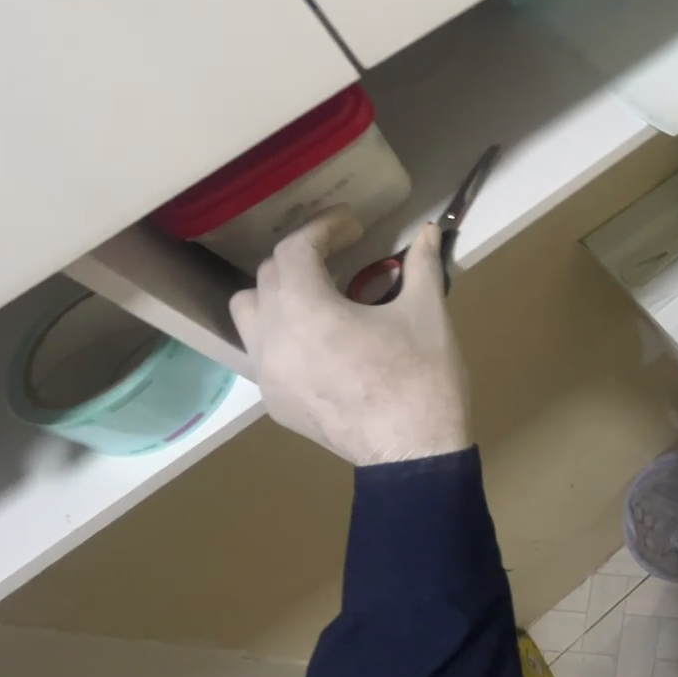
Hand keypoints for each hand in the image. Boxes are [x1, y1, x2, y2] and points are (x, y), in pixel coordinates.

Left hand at [229, 208, 469, 465]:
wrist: (414, 452)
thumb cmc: (423, 377)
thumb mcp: (428, 314)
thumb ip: (421, 266)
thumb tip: (428, 232)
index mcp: (308, 309)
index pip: (295, 250)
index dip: (323, 228)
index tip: (353, 224)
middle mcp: (273, 337)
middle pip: (268, 277)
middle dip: (304, 257)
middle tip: (343, 254)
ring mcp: (268, 374)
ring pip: (249, 315)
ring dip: (279, 294)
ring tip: (319, 297)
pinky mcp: (276, 402)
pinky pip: (262, 353)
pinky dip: (284, 334)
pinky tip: (324, 343)